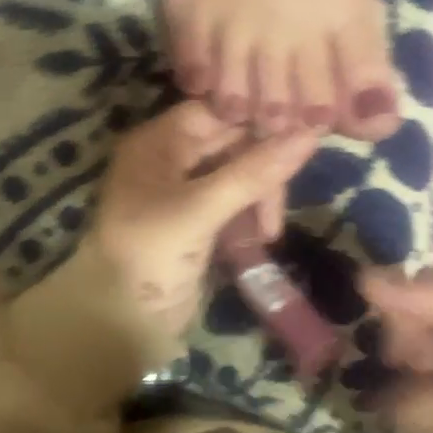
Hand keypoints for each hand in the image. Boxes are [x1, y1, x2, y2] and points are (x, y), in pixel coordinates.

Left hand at [93, 102, 317, 338]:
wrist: (123, 320)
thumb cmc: (151, 252)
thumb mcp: (201, 209)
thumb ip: (254, 172)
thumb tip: (310, 133)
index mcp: (156, 143)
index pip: (215, 112)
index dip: (255, 119)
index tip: (302, 129)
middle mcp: (168, 159)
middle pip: (230, 143)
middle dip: (263, 165)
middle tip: (288, 190)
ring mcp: (183, 191)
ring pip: (236, 174)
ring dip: (260, 195)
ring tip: (269, 230)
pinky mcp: (197, 222)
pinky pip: (233, 203)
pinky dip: (250, 215)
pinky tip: (264, 237)